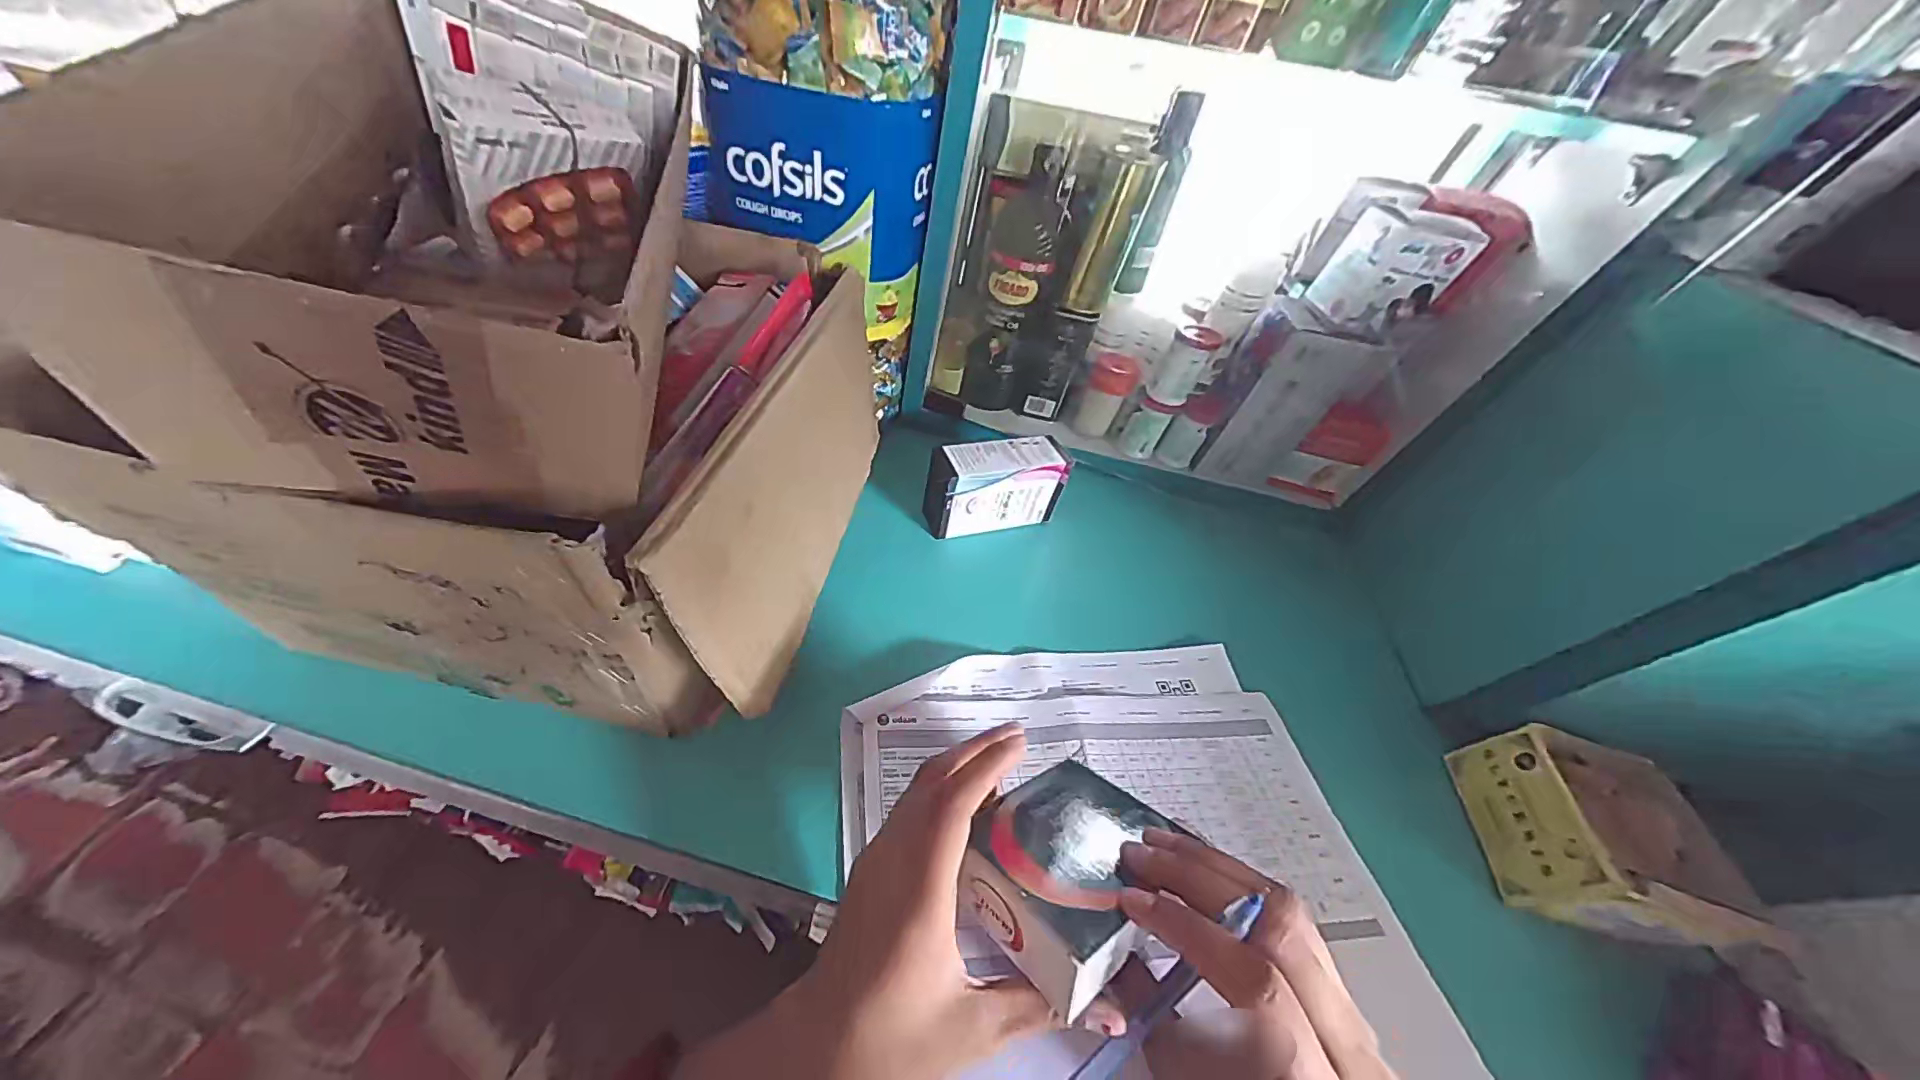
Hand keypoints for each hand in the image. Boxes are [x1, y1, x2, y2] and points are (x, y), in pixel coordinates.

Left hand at [677, 723, 1067, 1079]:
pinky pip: (908, 808)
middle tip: (1016, 736)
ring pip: (915, 791)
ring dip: (956, 765)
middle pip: (930, 784)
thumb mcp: (968, 1029)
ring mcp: (876, 859)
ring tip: (996, 757)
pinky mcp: (870, 866)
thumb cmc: (889, 1037)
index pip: (951, 808)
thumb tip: (1087, 997)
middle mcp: (893, 861)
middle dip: (974, 750)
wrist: (816, 1043)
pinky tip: (965, 801)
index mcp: (919, 893)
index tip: (1018, 744)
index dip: (985, 768)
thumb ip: (1032, 1005)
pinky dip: (940, 788)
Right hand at [1114, 828, 1395, 1079]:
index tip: (1132, 900)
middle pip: (1277, 925)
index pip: (1253, 980)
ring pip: (1290, 911)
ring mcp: (1353, 1017)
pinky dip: (1239, 883)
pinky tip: (1201, 867)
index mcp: (1304, 1076)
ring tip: (1164, 847)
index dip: (1186, 929)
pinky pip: (1291, 919)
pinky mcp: (1342, 995)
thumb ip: (1157, 1018)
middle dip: (1198, 877)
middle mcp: (1347, 1044)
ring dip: (1217, 868)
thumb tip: (1121, 946)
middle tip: (1141, 854)